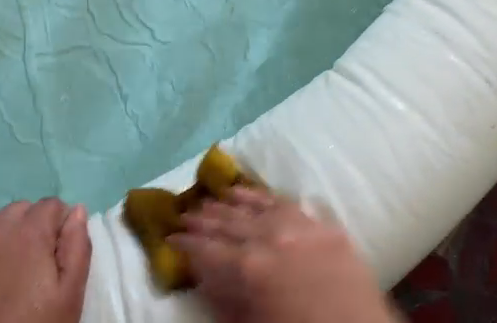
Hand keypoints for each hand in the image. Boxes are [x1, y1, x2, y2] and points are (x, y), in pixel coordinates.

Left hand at [0, 199, 90, 322]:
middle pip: (22, 210)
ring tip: (4, 269)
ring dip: (2, 232)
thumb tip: (77, 211)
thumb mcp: (67, 300)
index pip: (53, 206)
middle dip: (32, 229)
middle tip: (32, 269)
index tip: (57, 257)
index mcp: (31, 231)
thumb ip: (77, 249)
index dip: (60, 227)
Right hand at [171, 188, 398, 322]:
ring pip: (256, 205)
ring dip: (230, 202)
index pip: (207, 249)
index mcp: (250, 268)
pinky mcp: (328, 229)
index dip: (185, 243)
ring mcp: (302, 228)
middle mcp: (271, 238)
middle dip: (203, 219)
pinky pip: (289, 204)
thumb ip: (227, 301)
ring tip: (211, 199)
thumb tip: (205, 276)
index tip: (168, 237)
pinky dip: (266, 198)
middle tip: (183, 214)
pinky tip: (253, 194)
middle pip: (228, 222)